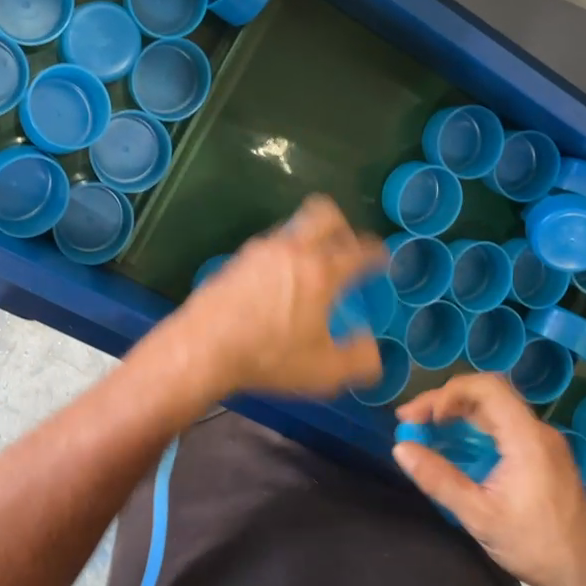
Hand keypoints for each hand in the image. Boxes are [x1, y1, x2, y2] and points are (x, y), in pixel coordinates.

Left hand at [155, 195, 387, 399]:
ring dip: (309, 240)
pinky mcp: (236, 259)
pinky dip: (284, 255)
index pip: (359, 249)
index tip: (382, 259)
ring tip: (312, 270)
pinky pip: (270, 245)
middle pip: (324, 214)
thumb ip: (359, 358)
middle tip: (347, 248)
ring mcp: (260, 250)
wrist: (202, 347)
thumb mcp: (325, 371)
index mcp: (321, 271)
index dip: (377, 252)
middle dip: (342, 226)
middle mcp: (292, 249)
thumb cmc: (268, 358)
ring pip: (294, 227)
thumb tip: (370, 344)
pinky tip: (279, 283)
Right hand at [393, 373, 585, 585]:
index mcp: (527, 438)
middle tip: (412, 421)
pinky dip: (475, 430)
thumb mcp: (480, 517)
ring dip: (458, 415)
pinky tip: (457, 449)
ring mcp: (544, 444)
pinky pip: (505, 428)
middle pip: (487, 395)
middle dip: (445, 402)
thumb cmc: (537, 547)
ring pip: (495, 411)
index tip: (419, 417)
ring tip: (427, 432)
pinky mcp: (545, 458)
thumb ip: (439, 480)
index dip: (447, 394)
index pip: (485, 388)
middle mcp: (539, 432)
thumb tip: (400, 448)